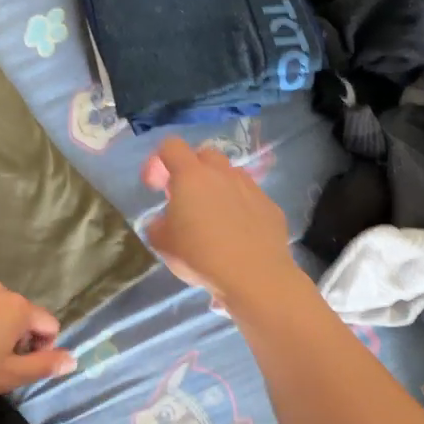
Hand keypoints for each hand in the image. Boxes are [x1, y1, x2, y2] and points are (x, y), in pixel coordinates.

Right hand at [142, 138, 300, 306]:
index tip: (153, 187)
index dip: (157, 162)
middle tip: (182, 198)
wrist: (254, 276)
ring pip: (229, 174)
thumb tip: (165, 221)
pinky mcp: (270, 206)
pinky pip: (248, 196)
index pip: (171, 146)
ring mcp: (250, 188)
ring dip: (215, 186)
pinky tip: (235, 232)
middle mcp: (222, 174)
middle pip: (203, 154)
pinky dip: (237, 205)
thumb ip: (157, 224)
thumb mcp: (162, 242)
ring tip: (210, 215)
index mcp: (191, 176)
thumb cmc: (200, 255)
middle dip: (190, 170)